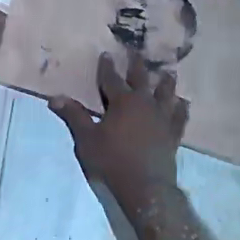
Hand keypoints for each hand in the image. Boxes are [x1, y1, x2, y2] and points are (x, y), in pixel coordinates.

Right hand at [50, 49, 187, 211]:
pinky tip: (184, 104)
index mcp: (122, 102)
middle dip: (137, 66)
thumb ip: (74, 115)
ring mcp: (162, 119)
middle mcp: (145, 104)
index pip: (112, 79)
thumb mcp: (86, 138)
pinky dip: (181, 109)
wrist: (145, 186)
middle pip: (142, 80)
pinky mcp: (173, 134)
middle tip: (137, 53)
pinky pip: (179, 117)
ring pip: (166, 94)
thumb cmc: (111, 160)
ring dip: (166, 83)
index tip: (106, 54)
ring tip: (169, 73)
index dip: (107, 67)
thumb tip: (55, 97)